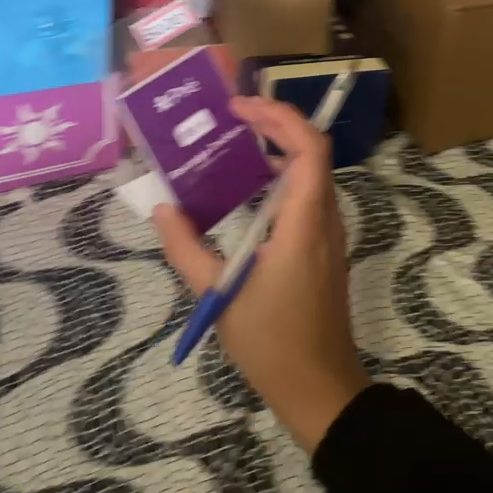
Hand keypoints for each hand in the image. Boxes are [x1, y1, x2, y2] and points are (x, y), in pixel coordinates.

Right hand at [153, 96, 370, 452]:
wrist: (319, 385)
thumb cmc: (271, 341)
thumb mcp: (220, 295)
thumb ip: (188, 250)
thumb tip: (163, 209)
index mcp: (306, 222)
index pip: (309, 148)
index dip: (280, 117)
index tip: (242, 107)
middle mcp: (326, 218)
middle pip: (312, 152)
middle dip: (275, 124)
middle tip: (233, 116)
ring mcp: (330, 232)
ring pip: (313, 173)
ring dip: (280, 149)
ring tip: (236, 143)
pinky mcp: (325, 246)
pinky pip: (310, 195)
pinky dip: (284, 177)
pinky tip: (251, 189)